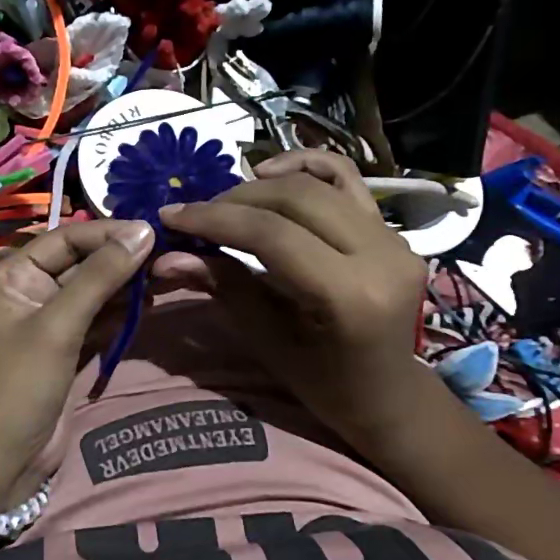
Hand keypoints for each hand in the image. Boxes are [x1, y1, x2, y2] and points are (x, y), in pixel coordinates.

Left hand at [0, 219, 154, 506]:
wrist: (3, 462)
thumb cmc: (20, 386)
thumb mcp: (59, 326)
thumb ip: (100, 276)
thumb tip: (144, 231)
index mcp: (12, 275)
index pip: (66, 238)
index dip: (108, 232)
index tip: (153, 231)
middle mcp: (30, 290)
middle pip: (83, 261)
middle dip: (122, 258)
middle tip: (169, 253)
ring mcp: (50, 319)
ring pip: (95, 289)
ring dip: (128, 283)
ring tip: (168, 274)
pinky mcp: (68, 345)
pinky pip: (100, 316)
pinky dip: (123, 310)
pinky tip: (151, 303)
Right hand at [153, 151, 432, 454]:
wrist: (388, 393)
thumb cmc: (325, 384)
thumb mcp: (268, 342)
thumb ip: (224, 288)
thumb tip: (164, 257)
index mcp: (352, 296)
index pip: (274, 235)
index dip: (217, 219)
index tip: (172, 216)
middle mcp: (382, 256)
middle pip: (296, 198)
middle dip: (236, 201)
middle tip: (195, 215)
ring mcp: (395, 237)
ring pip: (319, 183)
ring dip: (264, 186)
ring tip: (227, 203)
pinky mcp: (394, 228)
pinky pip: (348, 179)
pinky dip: (307, 166)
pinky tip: (271, 174)